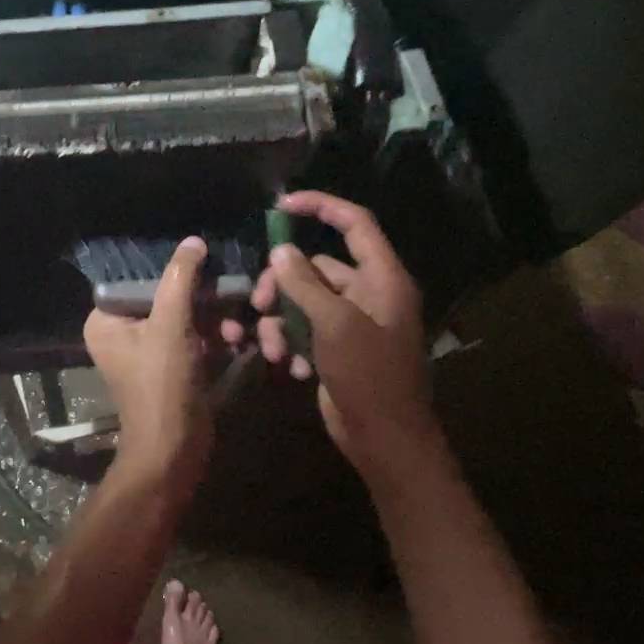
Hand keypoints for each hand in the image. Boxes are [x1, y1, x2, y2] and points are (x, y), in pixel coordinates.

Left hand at [83, 237, 215, 474]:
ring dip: (214, 317)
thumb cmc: (162, 386)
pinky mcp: (172, 366)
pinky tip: (238, 338)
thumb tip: (192, 242)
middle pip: (165, 296)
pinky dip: (215, 336)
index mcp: (106, 320)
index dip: (171, 270)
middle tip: (230, 293)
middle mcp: (121, 331)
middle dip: (202, 298)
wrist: (174, 452)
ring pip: (184, 317)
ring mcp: (147, 350)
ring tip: (237, 326)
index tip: (206, 261)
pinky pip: (193, 338)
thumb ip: (181, 280)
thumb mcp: (171, 326)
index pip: (137, 278)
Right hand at [253, 191, 436, 473]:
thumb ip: (305, 284)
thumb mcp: (334, 324)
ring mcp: (354, 322)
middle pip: (316, 267)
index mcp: (382, 278)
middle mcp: (370, 293)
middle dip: (282, 283)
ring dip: (281, 320)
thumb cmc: (368, 375)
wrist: (385, 438)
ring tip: (271, 347)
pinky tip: (287, 365)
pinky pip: (306, 328)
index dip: (321, 207)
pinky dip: (291, 341)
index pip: (355, 224)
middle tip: (258, 303)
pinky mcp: (339, 347)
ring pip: (305, 300)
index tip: (281, 205)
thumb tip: (281, 251)